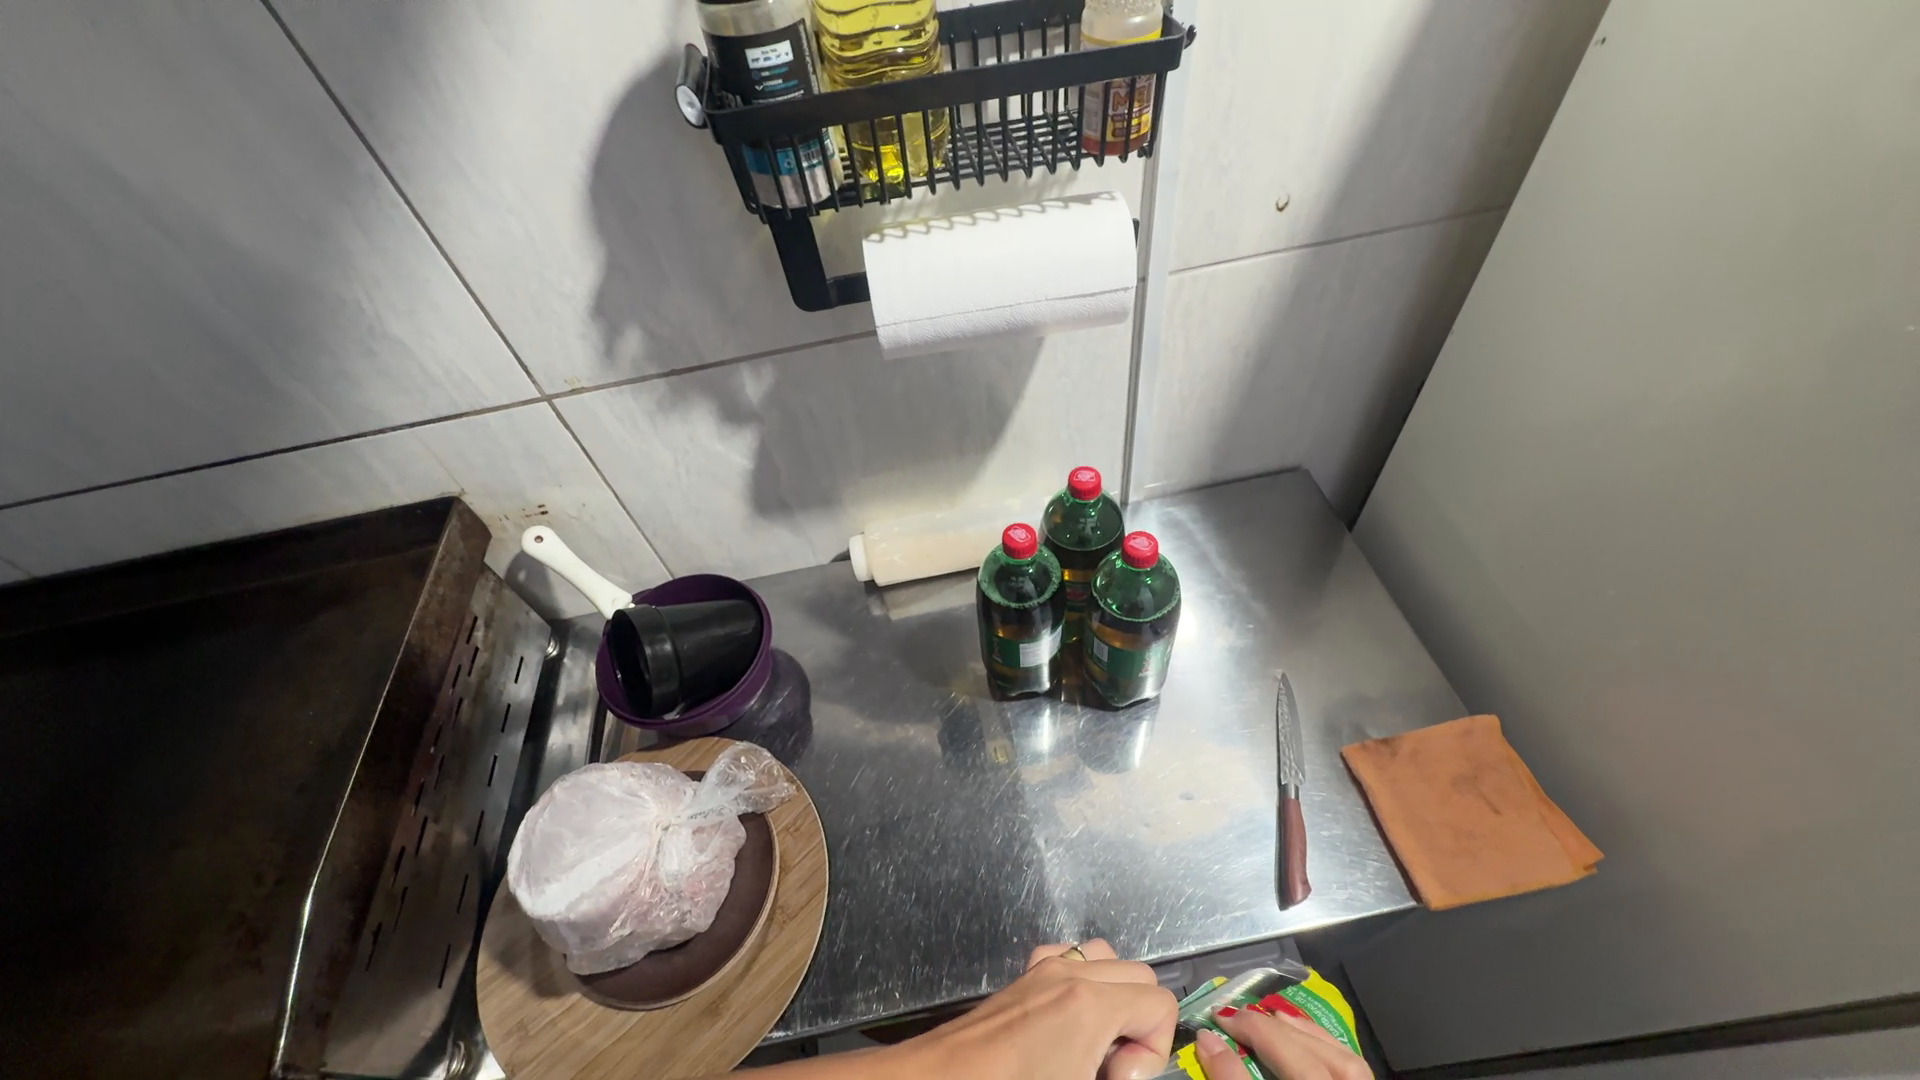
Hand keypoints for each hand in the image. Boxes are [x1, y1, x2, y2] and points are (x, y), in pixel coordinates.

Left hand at [891, 939, 1177, 1079]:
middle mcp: (1070, 973)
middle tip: (1110, 1068)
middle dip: (1138, 1024)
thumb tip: (1119, 1071)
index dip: (1153, 1051)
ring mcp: (1044, 969)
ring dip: (1114, 997)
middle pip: (1140, 975)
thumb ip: (1116, 1076)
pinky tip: (1066, 1022)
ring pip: (1106, 958)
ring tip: (1094, 1044)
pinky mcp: (1023, 977)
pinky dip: (1080, 980)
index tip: (1120, 1078)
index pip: (1161, 1004)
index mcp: (1090, 1003)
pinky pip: (1067, 957)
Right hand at [1192, 1005, 1371, 1079]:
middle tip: (1237, 1018)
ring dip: (1305, 1034)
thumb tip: (1208, 1040)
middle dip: (1275, 1030)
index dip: (1248, 1034)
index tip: (1215, 1021)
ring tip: (1273, 1019)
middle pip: (1318, 1059)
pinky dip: (1327, 1048)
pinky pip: (1355, 1070)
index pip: (1284, 1061)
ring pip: (1348, 1063)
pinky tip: (1305, 1042)